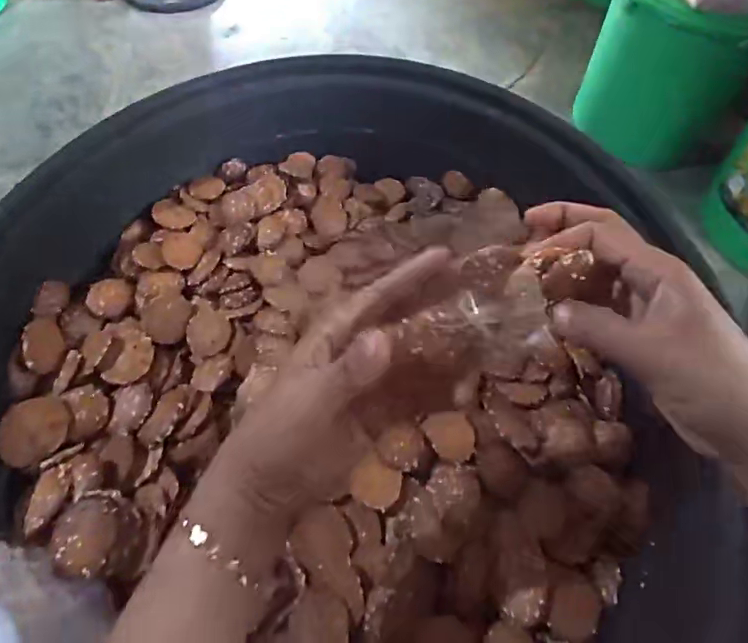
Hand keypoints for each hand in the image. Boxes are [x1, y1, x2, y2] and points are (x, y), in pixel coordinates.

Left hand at [206, 247, 451, 522]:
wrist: (263, 492)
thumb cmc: (278, 434)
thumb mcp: (311, 400)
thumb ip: (349, 372)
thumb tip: (384, 338)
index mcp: (336, 335)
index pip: (379, 297)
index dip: (412, 275)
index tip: (446, 256)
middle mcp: (358, 351)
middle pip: (404, 320)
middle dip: (438, 303)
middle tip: (478, 288)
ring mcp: (370, 383)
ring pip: (415, 358)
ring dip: (445, 352)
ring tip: (483, 342)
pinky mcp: (379, 415)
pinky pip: (415, 396)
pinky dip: (438, 394)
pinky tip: (463, 394)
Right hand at [523, 203, 747, 463]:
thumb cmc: (708, 380)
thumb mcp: (650, 352)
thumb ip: (597, 327)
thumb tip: (549, 311)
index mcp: (659, 269)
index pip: (603, 234)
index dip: (564, 237)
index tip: (529, 257)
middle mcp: (653, 278)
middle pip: (604, 237)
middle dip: (566, 227)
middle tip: (526, 227)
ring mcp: (650, 305)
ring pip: (602, 272)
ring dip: (570, 266)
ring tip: (533, 271)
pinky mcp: (646, 333)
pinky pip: (606, 306)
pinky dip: (580, 303)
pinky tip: (557, 312)